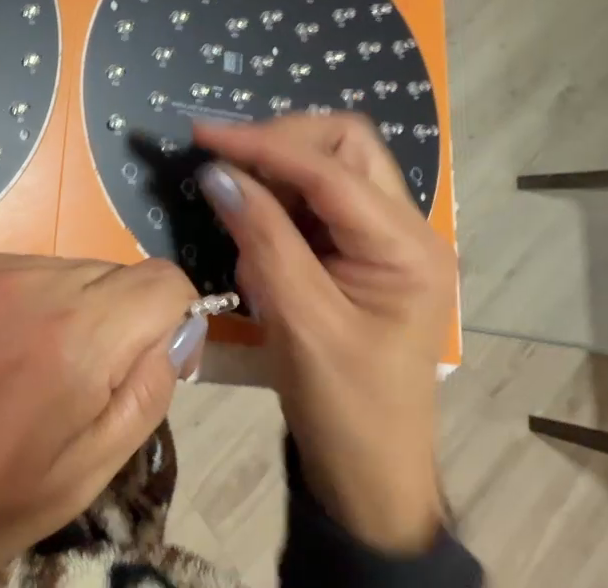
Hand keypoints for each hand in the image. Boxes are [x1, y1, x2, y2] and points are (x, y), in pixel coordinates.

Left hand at [0, 251, 198, 574]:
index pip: (164, 281)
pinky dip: (19, 299)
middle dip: (116, 319)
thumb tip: (180, 332)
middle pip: (114, 273)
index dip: (170, 321)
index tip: (144, 363)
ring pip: (66, 268)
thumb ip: (145, 392)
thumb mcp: (85, 473)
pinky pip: (16, 266)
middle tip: (75, 378)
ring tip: (24, 365)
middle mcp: (35, 281)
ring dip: (66, 307)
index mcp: (79, 336)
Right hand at [192, 115, 454, 554]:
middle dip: (279, 141)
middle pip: (344, 144)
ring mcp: (386, 238)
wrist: (370, 472)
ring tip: (232, 198)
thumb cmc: (343, 405)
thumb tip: (217, 171)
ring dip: (277, 170)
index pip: (329, 168)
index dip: (262, 144)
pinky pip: (318, 199)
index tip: (201, 135)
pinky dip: (280, 199)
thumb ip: (261, 236)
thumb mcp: (298, 320)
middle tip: (222, 160)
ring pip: (330, 165)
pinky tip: (252, 226)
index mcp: (406, 247)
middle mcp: (406, 228)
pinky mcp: (362, 252)